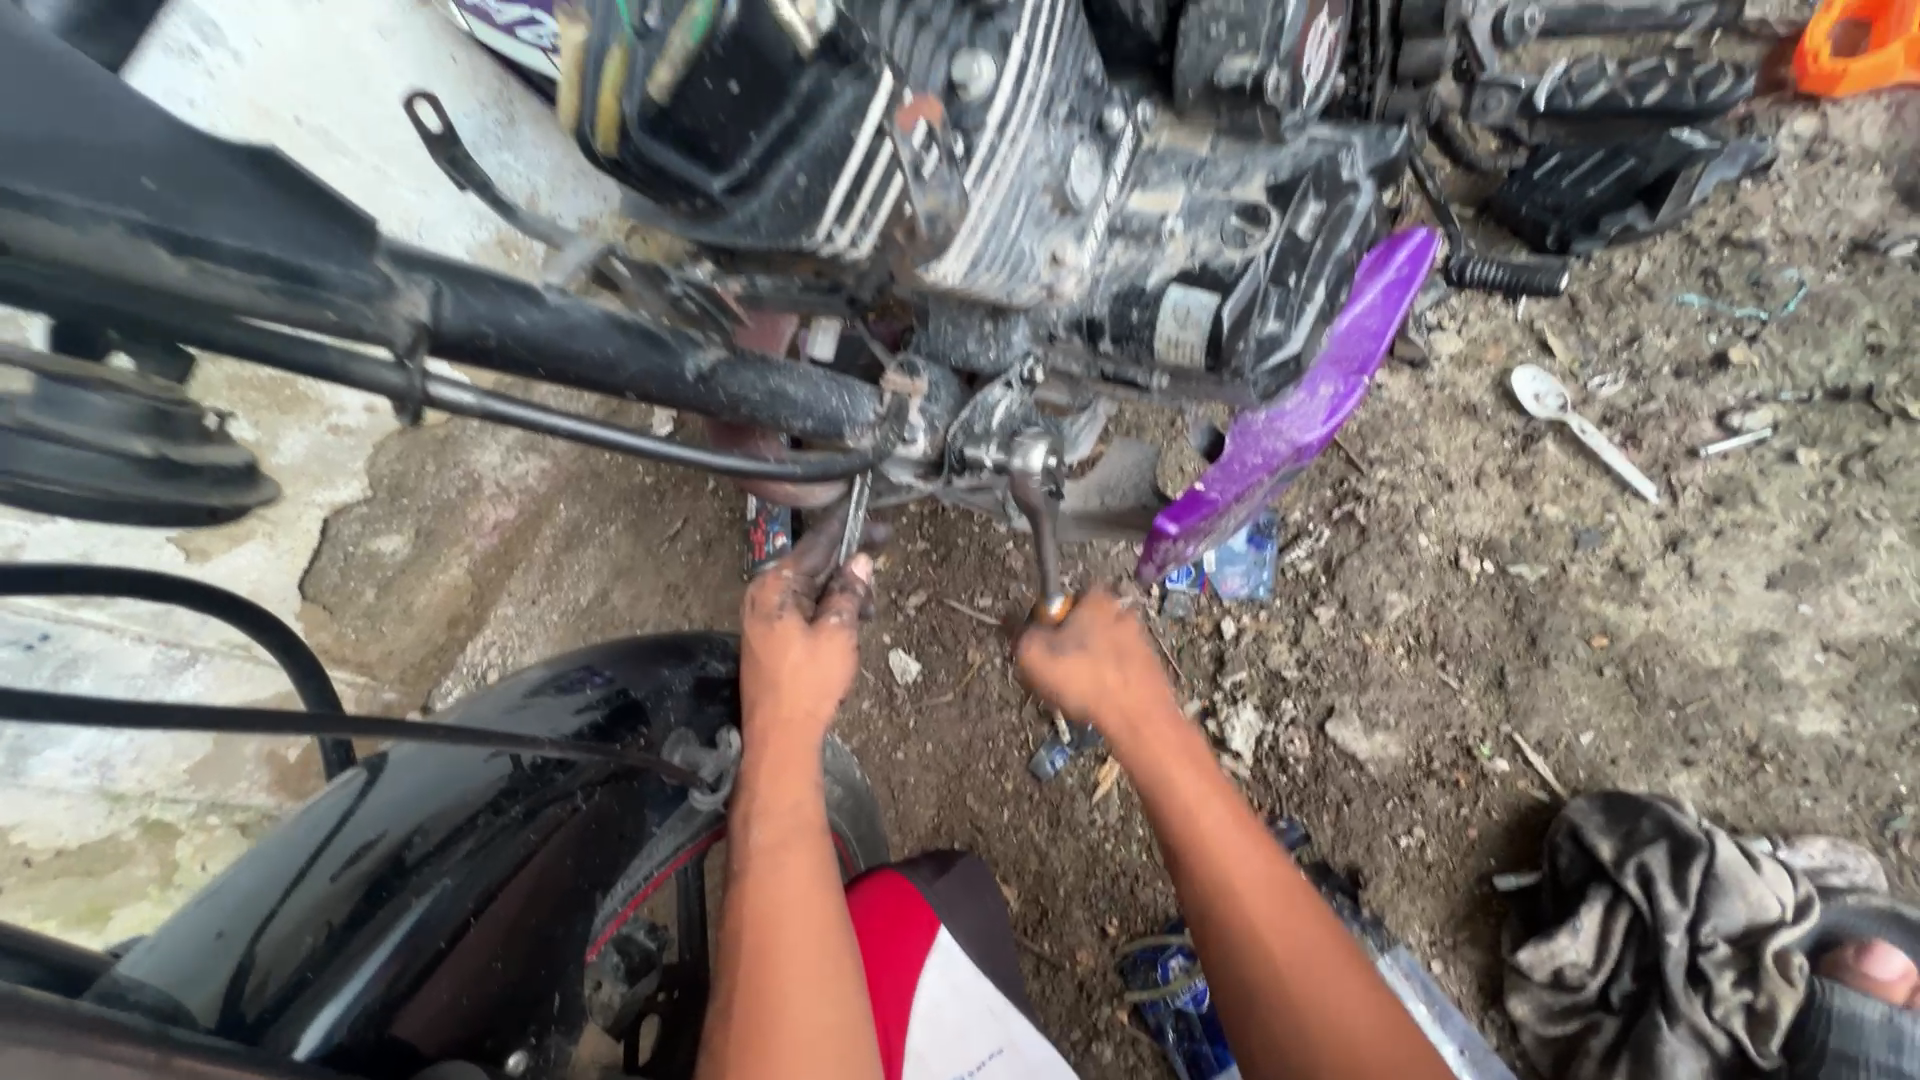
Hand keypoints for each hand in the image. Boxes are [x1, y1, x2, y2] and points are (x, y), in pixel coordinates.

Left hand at [739, 518, 875, 757]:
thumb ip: (850, 592)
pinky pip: (805, 608)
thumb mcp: (838, 632)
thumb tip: (861, 560)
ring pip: (813, 588)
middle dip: (851, 570)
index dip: (851, 530)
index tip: (877, 522)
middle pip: (815, 565)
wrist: (779, 735)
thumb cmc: (808, 683)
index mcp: (776, 585)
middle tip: (877, 583)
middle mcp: (764, 593)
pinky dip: (829, 610)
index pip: (817, 543)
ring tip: (867, 615)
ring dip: (843, 594)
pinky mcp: (771, 634)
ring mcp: (765, 615)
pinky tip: (850, 624)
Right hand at [1013, 587, 1180, 745]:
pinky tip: (1096, 700)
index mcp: (1096, 599)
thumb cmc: (1082, 678)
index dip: (1047, 622)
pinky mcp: (1151, 668)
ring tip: (1074, 692)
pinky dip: (1106, 681)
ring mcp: (1141, 640)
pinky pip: (1118, 669)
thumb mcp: (1032, 653)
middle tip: (1054, 671)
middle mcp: (1122, 612)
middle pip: (1083, 625)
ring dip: (1087, 665)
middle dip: (1068, 644)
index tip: (1039, 645)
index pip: (1063, 599)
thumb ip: (1019, 632)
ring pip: (1101, 648)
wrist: (1136, 717)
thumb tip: (1011, 623)